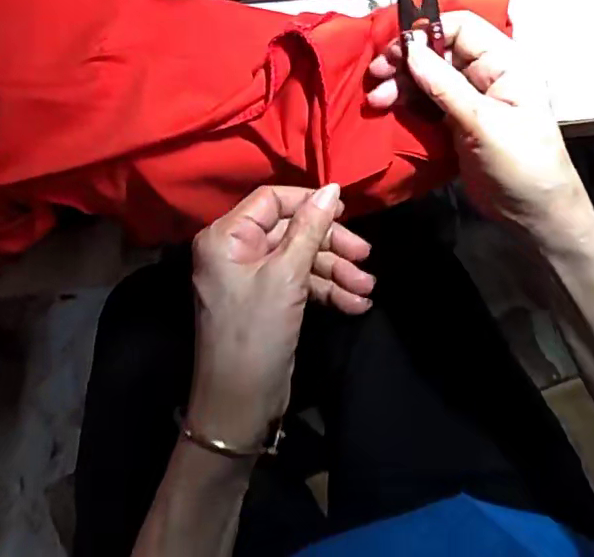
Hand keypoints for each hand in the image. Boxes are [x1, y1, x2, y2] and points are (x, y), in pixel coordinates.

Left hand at [186, 184, 372, 447]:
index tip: (346, 211)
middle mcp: (234, 249)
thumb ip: (310, 230)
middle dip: (329, 243)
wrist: (239, 405)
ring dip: (334, 270)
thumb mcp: (286, 277)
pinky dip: (326, 290)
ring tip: (367, 288)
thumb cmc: (256, 332)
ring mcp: (251, 275)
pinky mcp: (267, 299)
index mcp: (226, 235)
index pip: (271, 201)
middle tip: (366, 256)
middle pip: (289, 229)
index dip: (308, 202)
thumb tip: (332, 189)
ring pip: (299, 257)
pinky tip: (355, 303)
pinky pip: (299, 281)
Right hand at [365, 11, 593, 254]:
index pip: (460, 27)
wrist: (535, 218)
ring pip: (424, 74)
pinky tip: (385, 108)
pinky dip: (401, 100)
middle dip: (404, 60)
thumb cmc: (525, 168)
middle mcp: (485, 73)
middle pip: (435, 49)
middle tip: (376, 75)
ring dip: (397, 83)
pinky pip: (422, 98)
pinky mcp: (453, 117)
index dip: (426, 32)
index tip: (396, 50)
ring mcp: (468, 96)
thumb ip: (445, 85)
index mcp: (505, 64)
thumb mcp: (484, 124)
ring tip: (377, 100)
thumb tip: (410, 48)